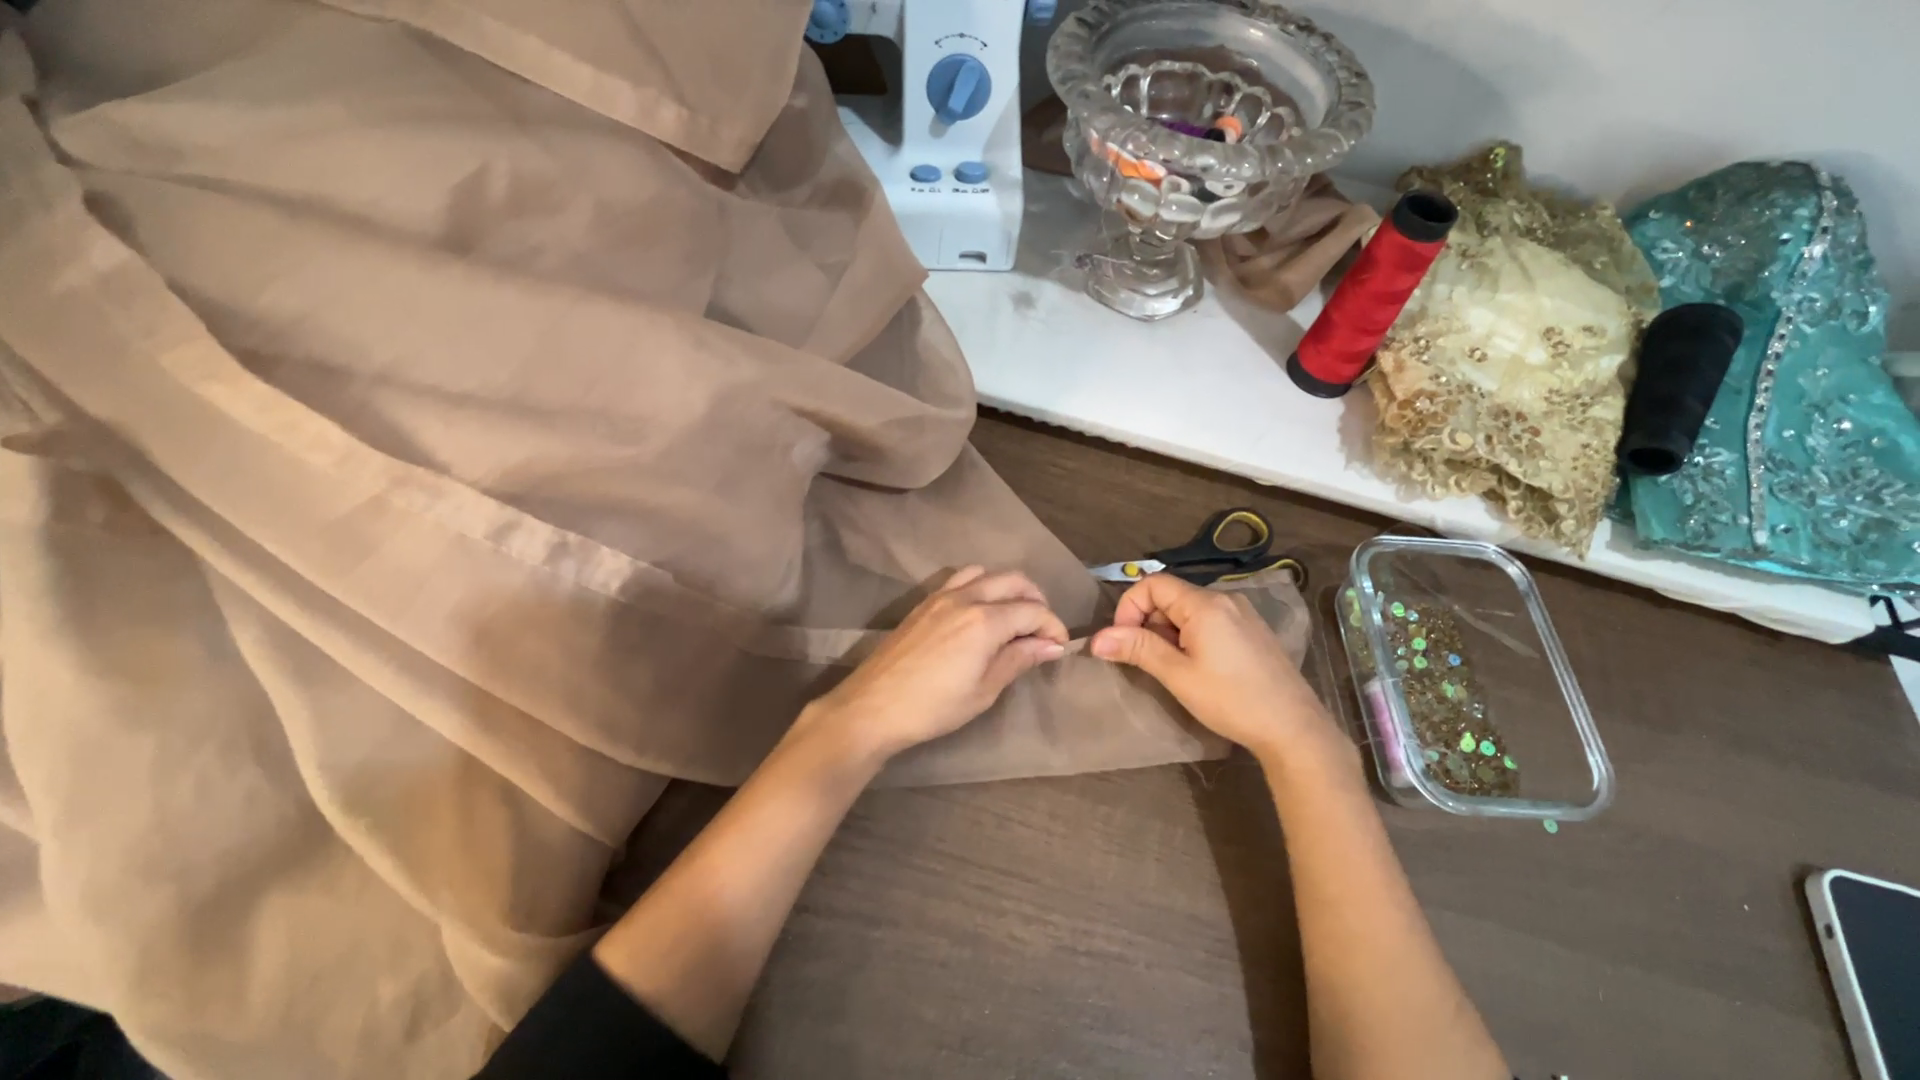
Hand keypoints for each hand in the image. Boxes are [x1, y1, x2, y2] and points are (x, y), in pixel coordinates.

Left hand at [799, 567, 1069, 764]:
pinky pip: (961, 579)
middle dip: (1036, 600)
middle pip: (1014, 580)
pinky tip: (981, 612)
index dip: (1053, 626)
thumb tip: (1051, 645)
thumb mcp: (984, 690)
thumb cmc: (933, 708)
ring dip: (1008, 588)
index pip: (1033, 610)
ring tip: (1014, 617)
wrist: (873, 707)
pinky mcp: (924, 603)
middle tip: (1042, 630)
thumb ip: (1018, 659)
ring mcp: (941, 596)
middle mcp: (965, 598)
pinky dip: (982, 585)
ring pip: (987, 573)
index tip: (1059, 647)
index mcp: (984, 621)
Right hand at [1090, 573, 1347, 771]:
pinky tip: (1198, 667)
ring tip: (1172, 668)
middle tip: (1146, 660)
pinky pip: (1210, 620)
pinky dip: (1191, 636)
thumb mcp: (1178, 675)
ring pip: (1189, 610)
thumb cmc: (1231, 700)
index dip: (1129, 608)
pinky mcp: (1251, 630)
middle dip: (1148, 622)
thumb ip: (1138, 649)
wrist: (1292, 727)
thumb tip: (1097, 639)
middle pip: (1171, 595)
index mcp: (1205, 604)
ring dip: (1169, 632)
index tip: (1124, 642)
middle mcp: (1225, 599)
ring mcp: (1242, 614)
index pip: (1153, 584)